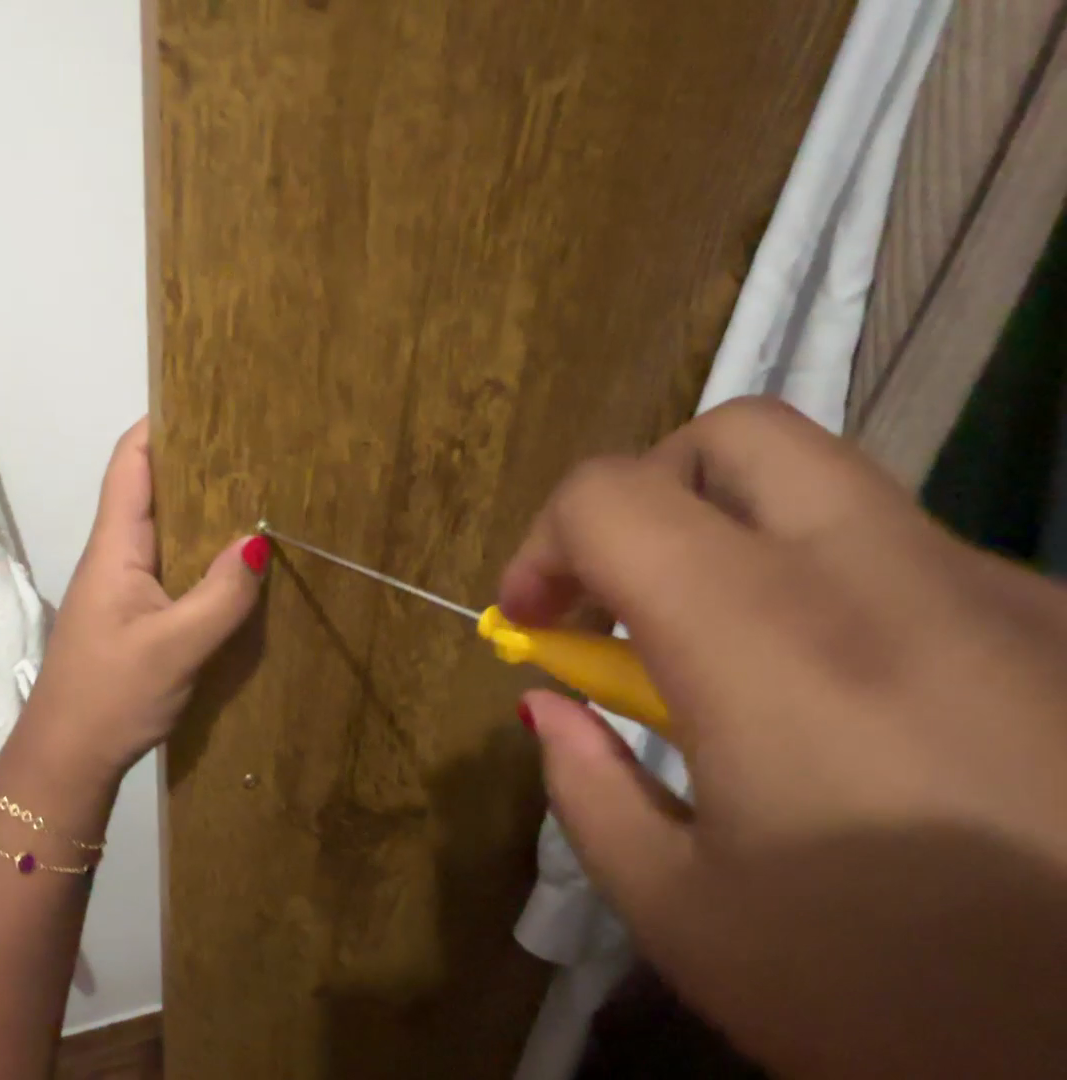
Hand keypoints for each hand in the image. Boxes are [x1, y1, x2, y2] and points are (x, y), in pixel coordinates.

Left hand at [14, 418, 266, 781]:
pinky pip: (172, 567)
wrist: (68, 757)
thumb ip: (220, 595)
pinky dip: (203, 553)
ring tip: (262, 492)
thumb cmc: (111, 695)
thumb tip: (258, 541)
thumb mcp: (176, 647)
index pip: (130, 464)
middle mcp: (117, 556)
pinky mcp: (136, 615)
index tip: (209, 401)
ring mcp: (125, 586)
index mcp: (115, 547)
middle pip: (151, 489)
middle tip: (258, 446)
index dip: (161, 425)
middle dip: (197, 462)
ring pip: (166, 530)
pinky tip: (239, 561)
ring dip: (204, 510)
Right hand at [500, 399, 1066, 1077]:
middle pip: (735, 438)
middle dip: (642, 497)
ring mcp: (1005, 598)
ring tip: (725, 668)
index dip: (541, 545)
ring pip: (828, 495)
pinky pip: (908, 563)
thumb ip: (586, 787)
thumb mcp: (684, 914)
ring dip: (732, 546)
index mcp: (772, 640)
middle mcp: (893, 582)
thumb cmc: (902, 1004)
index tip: (532, 627)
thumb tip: (551, 708)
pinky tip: (846, 710)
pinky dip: (827, 593)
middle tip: (621, 594)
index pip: (612, 496)